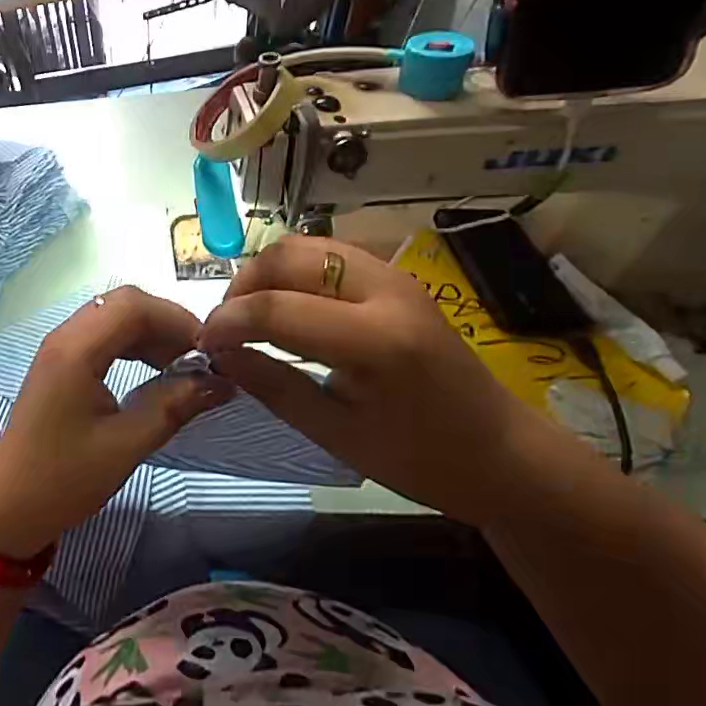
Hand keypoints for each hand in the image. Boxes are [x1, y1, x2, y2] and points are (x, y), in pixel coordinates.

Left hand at [0, 286, 233, 557]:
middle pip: (123, 303)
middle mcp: (65, 337)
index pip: (133, 306)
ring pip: (114, 316)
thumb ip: (173, 406)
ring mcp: (60, 347)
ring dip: (151, 332)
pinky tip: (153, 369)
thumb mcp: (126, 445)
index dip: (176, 318)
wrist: (7, 508)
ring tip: (181, 365)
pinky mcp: (62, 361)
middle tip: (197, 356)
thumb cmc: (63, 479)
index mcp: (75, 350)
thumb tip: (221, 382)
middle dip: (166, 322)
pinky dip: (133, 343)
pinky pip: (103, 334)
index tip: (208, 349)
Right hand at [198, 236, 565, 526]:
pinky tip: (285, 306)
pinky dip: (294, 271)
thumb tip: (219, 356)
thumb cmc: (423, 459)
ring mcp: (393, 274)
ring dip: (266, 273)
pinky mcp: (395, 274)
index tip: (204, 345)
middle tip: (225, 328)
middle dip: (243, 286)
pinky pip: (328, 254)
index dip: (229, 322)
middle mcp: (385, 289)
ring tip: (249, 314)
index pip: (278, 309)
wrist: (501, 451)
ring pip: (306, 245)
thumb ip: (273, 386)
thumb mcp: (338, 434)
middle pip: (288, 257)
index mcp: (376, 340)